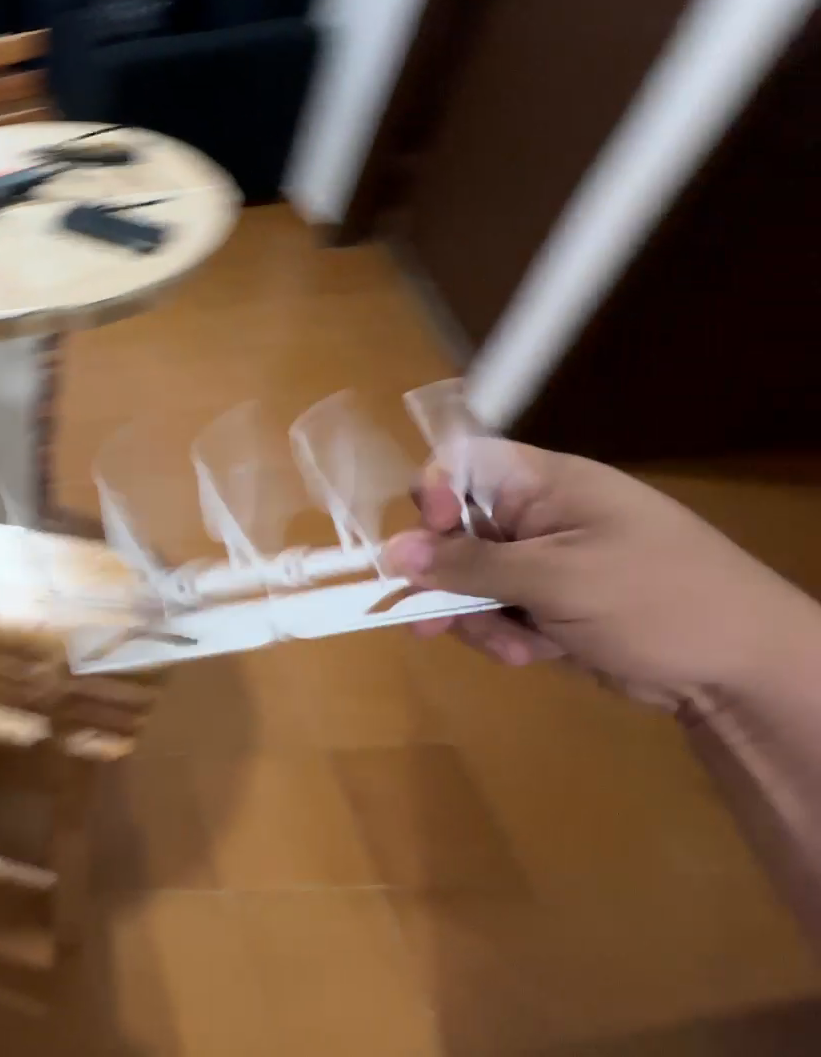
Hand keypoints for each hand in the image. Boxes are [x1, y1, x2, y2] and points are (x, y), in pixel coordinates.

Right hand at [380, 439, 820, 703]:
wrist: (747, 674)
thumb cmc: (660, 603)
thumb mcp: (557, 580)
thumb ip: (469, 565)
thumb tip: (391, 554)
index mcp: (549, 487)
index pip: (463, 463)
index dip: (433, 491)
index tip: (432, 531)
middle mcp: (539, 516)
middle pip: (451, 529)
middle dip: (442, 576)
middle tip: (433, 616)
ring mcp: (541, 560)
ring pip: (464, 577)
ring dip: (472, 615)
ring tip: (508, 647)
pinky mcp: (544, 601)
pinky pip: (490, 607)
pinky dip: (499, 633)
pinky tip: (528, 653)